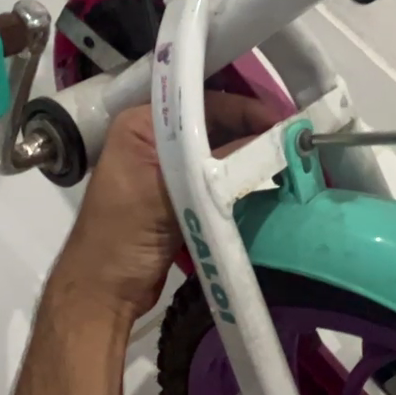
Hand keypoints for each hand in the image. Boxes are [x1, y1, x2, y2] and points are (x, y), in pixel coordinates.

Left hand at [47, 94, 280, 324]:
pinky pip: (213, 176)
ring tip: (286, 157)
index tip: (282, 121)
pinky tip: (265, 180)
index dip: (243, 108)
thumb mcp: (171, 192)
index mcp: (140, 124)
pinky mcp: (176, 194)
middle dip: (250, 130)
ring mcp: (164, 167)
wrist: (104, 292)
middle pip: (211, 124)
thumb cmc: (124, 235)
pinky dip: (237, 177)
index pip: (199, 102)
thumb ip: (219, 163)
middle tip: (291, 139)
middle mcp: (152, 138)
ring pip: (215, 150)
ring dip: (247, 154)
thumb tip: (275, 138)